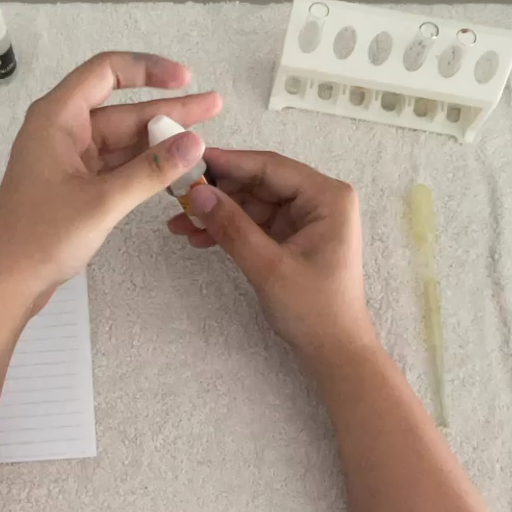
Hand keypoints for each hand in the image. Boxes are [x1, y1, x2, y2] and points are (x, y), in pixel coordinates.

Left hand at [0, 52, 220, 304]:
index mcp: (58, 117)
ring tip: (202, 143)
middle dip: (167, 112)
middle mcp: (62, 131)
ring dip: (158, 144)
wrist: (6, 281)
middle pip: (122, 111)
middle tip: (215, 108)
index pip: (107, 72)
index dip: (148, 70)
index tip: (186, 79)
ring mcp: (68, 161)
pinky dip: (141, 169)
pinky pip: (114, 167)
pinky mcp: (73, 187)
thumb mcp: (103, 201)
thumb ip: (151, 171)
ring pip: (121, 142)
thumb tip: (196, 142)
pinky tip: (172, 171)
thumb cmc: (43, 236)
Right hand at [167, 149, 376, 361]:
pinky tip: (199, 237)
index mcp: (327, 198)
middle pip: (259, 183)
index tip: (190, 160)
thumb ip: (232, 227)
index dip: (228, 163)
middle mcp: (319, 201)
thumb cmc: (314, 310)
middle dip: (218, 191)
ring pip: (252, 204)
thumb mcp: (268, 266)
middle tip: (177, 194)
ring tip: (179, 223)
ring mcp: (305, 220)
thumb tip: (197, 195)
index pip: (270, 167)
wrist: (333, 350)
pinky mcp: (292, 239)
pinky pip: (255, 224)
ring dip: (218, 213)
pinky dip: (229, 230)